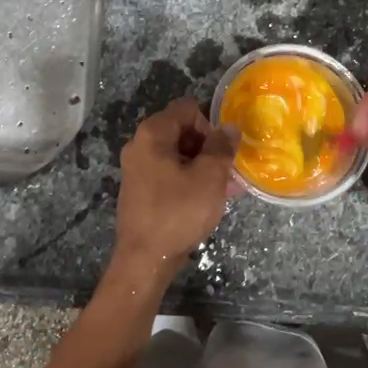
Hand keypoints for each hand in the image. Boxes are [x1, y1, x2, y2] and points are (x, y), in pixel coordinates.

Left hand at [113, 98, 237, 275]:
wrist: (144, 258)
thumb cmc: (177, 212)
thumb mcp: (209, 178)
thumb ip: (221, 148)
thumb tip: (230, 128)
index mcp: (152, 133)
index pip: (187, 108)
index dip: (210, 124)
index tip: (224, 149)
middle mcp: (140, 144)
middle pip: (181, 130)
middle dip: (208, 146)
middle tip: (229, 170)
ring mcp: (137, 168)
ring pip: (178, 154)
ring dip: (202, 165)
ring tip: (227, 187)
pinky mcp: (141, 189)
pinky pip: (170, 173)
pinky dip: (189, 179)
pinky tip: (210, 199)